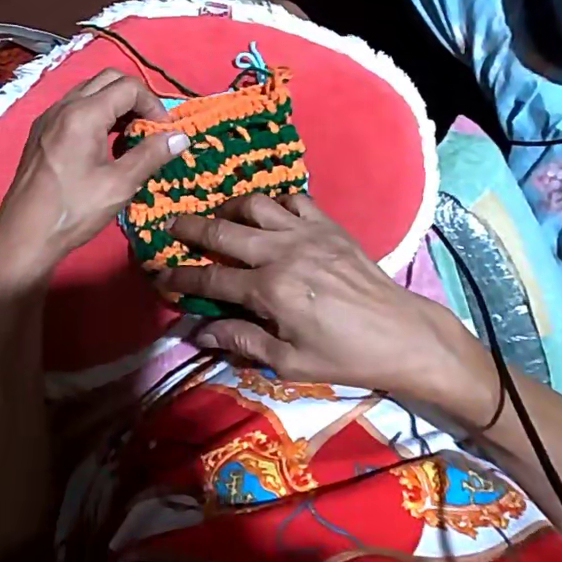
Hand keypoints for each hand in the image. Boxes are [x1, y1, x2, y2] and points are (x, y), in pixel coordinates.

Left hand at [0, 70, 188, 292]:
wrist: (24, 236)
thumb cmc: (74, 210)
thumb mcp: (120, 184)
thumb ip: (151, 155)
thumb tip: (181, 137)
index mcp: (83, 114)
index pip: (129, 87)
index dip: (153, 105)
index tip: (163, 133)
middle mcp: (63, 106)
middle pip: (108, 79)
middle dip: (135, 98)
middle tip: (149, 129)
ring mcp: (48, 117)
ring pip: (90, 91)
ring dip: (115, 105)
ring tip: (130, 138)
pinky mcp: (41, 133)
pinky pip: (74, 108)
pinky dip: (96, 115)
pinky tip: (103, 147)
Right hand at [160, 194, 485, 403]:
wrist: (403, 334)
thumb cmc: (345, 356)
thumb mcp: (289, 362)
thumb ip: (241, 341)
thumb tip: (199, 331)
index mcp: (270, 291)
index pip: (209, 281)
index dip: (178, 279)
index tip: (158, 276)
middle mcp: (283, 252)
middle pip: (222, 232)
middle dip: (188, 228)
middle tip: (169, 225)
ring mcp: (308, 233)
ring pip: (254, 205)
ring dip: (228, 209)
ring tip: (218, 218)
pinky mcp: (330, 225)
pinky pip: (294, 199)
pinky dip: (274, 203)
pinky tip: (268, 217)